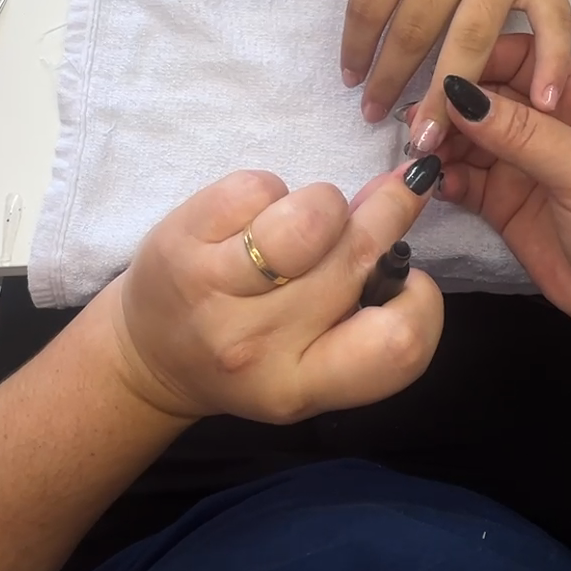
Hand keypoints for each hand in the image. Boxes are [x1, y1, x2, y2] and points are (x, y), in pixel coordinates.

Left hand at [100, 161, 444, 423]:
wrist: (149, 350)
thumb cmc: (246, 348)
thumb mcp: (310, 352)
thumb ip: (363, 295)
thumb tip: (411, 189)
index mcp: (301, 384)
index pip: (397, 346)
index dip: (421, 301)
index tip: (405, 278)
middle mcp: (258, 346)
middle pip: (356, 256)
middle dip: (385, 213)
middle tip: (384, 200)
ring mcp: (215, 291)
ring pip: (310, 217)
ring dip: (325, 203)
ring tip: (308, 218)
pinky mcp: (183, 239)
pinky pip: (259, 186)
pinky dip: (271, 188)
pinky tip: (256, 213)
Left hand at [280, 0, 570, 154]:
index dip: (356, 42)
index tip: (348, 78)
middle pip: (417, 25)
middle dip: (390, 77)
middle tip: (374, 115)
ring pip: (473, 36)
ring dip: (446, 92)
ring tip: (425, 136)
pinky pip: (554, 25)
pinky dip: (553, 64)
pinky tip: (540, 105)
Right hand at [430, 33, 570, 341]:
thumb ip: (522, 133)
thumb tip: (458, 93)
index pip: (524, 59)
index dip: (484, 60)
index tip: (444, 74)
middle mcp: (549, 126)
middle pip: (488, 97)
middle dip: (453, 104)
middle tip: (418, 120)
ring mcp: (524, 166)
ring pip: (470, 138)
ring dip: (443, 141)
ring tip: (420, 151)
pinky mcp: (503, 205)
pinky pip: (464, 179)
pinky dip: (445, 177)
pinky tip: (435, 181)